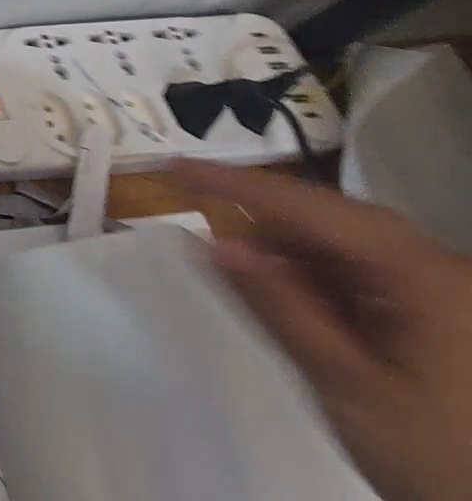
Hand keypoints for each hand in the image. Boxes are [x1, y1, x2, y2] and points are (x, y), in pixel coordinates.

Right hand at [176, 159, 471, 500]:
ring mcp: (455, 297)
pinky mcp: (454, 322)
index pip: (312, 208)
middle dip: (267, 215)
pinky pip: (378, 276)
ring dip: (294, 249)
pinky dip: (324, 275)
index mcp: (426, 277)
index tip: (174, 167)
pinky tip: (292, 291)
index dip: (238, 184)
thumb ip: (277, 305)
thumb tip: (214, 243)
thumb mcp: (343, 381)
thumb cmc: (436, 451)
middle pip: (341, 220)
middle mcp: (447, 272)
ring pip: (358, 248)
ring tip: (239, 261)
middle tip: (199, 208)